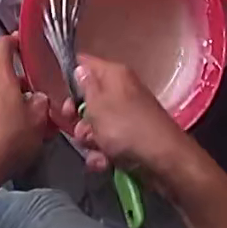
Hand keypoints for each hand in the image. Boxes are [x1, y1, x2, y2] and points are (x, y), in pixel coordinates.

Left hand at [0, 35, 54, 185]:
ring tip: (35, 128)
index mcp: (1, 79)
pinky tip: (18, 141)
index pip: (3, 46)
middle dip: (26, 88)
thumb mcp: (38, 120)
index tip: (25, 40)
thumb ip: (42, 103)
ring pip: (2, 99)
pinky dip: (7, 121)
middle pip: (7, 78)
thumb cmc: (10, 138)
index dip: (14, 39)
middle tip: (43, 103)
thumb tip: (39, 97)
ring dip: (17, 107)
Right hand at [60, 54, 203, 187]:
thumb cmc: (126, 128)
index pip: (85, 64)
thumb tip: (80, 69)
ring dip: (90, 140)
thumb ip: (85, 86)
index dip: (70, 77)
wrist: (165, 162)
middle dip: (79, 117)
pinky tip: (104, 163)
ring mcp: (127, 115)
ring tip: (96, 149)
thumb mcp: (97, 105)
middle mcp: (121, 90)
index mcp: (114, 74)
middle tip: (77, 128)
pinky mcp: (132, 137)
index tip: (61, 94)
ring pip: (96, 123)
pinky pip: (109, 141)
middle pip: (88, 98)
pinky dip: (104, 153)